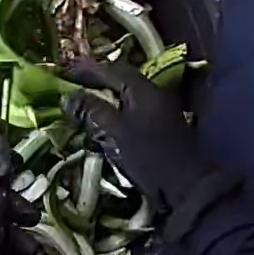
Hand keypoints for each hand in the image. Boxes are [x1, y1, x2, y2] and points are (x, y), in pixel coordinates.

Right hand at [63, 59, 234, 241]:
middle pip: (122, 77)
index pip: (112, 70)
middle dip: (98, 77)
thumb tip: (68, 96)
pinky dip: (116, 103)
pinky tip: (105, 111)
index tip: (67, 70)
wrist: (186, 185)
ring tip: (86, 93)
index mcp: (143, 90)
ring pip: (129, 90)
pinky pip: (133, 103)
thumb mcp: (116, 133)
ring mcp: (159, 107)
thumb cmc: (149, 156)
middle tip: (74, 79)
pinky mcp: (160, 122)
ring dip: (107, 90)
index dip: (89, 69)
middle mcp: (154, 92)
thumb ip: (93, 111)